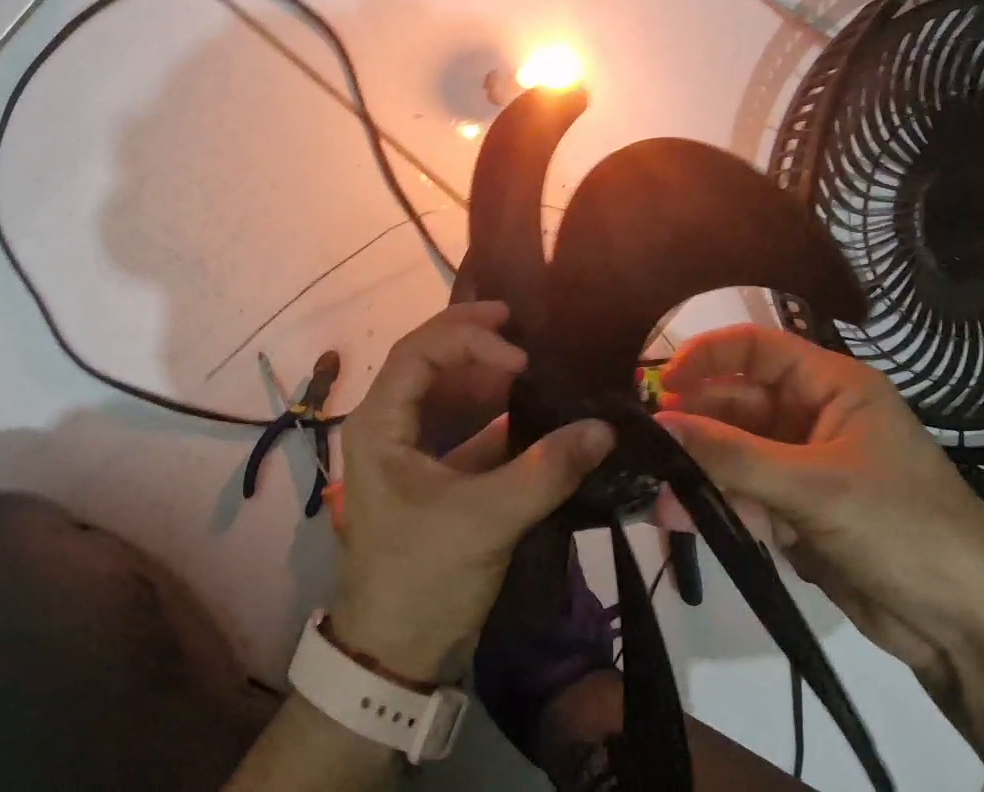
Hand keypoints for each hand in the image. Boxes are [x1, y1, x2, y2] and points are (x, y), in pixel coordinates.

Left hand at [324, 303, 614, 682]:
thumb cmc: (423, 577)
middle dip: (476, 344)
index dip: (468, 339)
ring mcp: (410, 455)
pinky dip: (498, 421)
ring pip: (449, 398)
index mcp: (379, 424)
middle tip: (528, 329)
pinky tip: (537, 414)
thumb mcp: (485, 520)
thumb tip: (604, 428)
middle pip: (430, 366)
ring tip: (537, 362)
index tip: (519, 354)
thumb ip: (545, 471)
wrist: (396, 654)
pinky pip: (465, 434)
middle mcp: (388, 428)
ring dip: (489, 380)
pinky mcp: (434, 481)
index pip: (419, 353)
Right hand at [655, 326, 983, 686]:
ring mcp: (804, 470)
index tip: (661, 384)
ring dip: (695, 470)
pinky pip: (741, 497)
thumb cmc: (903, 528)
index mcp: (834, 389)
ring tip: (651, 490)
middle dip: (692, 424)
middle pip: (736, 405)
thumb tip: (656, 424)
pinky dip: (711, 506)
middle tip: (642, 445)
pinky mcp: (796, 514)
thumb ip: (730, 455)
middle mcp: (814, 420)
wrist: (968, 626)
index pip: (758, 349)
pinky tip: (674, 519)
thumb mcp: (813, 485)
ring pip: (733, 455)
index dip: (707, 357)